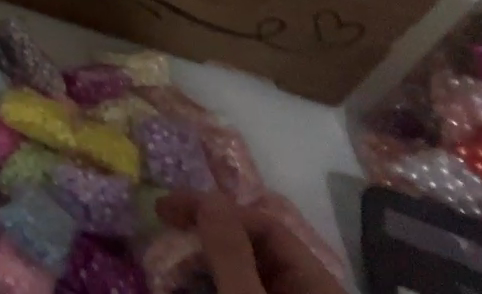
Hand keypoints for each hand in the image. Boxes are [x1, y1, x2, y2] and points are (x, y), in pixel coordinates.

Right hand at [156, 191, 349, 293]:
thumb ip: (231, 253)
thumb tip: (209, 196)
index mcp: (318, 284)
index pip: (267, 226)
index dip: (218, 211)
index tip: (170, 209)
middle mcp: (307, 289)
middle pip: (254, 245)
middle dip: (205, 231)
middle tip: (163, 220)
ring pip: (242, 268)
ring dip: (201, 256)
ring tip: (166, 255)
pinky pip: (238, 287)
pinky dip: (207, 279)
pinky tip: (180, 279)